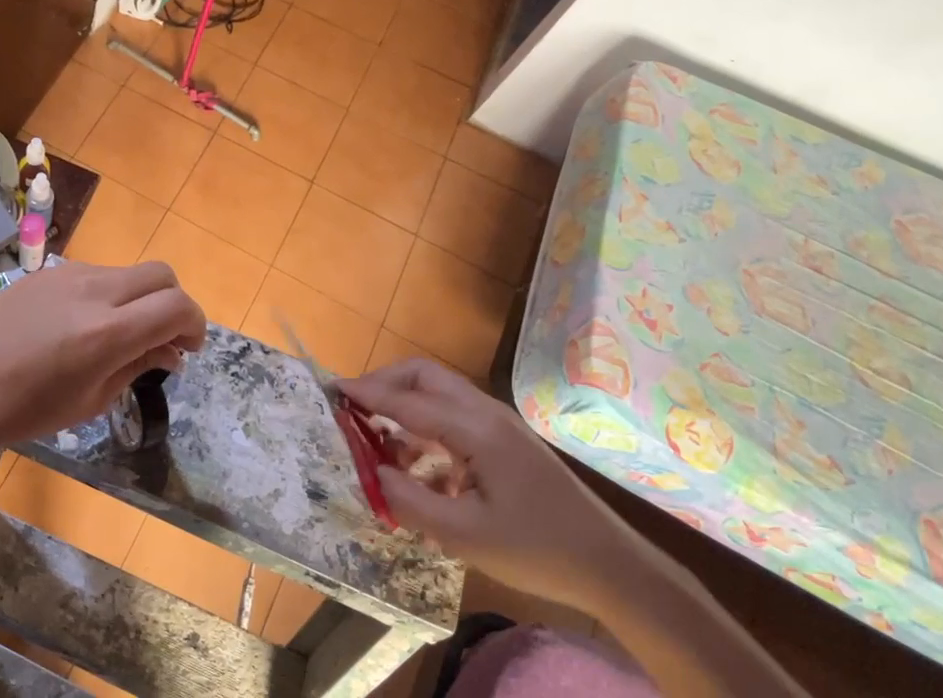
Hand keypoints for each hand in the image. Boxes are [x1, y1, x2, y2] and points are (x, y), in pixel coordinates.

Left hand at [0, 261, 206, 456]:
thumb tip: (171, 350)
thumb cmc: (26, 410)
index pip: (177, 306)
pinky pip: (91, 274)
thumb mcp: (92, 400)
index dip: (194, 325)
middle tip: (163, 338)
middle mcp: (92, 290)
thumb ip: (138, 365)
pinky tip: (80, 327)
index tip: (187, 349)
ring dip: (137, 299)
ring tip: (118, 337)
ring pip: (125, 272)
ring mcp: (65, 274)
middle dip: (173, 303)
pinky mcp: (43, 271)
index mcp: (108, 331)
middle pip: (159, 274)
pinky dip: (105, 295)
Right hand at [340, 358, 649, 615]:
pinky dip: (422, 422)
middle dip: (383, 384)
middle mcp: (487, 414)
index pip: (408, 401)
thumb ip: (409, 501)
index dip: (366, 394)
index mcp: (477, 431)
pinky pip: (453, 414)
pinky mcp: (506, 441)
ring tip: (374, 438)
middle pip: (424, 375)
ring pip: (439, 392)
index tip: (330, 391)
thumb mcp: (464, 536)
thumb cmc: (537, 551)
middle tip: (352, 408)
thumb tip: (370, 471)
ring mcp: (499, 425)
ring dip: (403, 403)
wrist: (612, 566)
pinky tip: (412, 460)